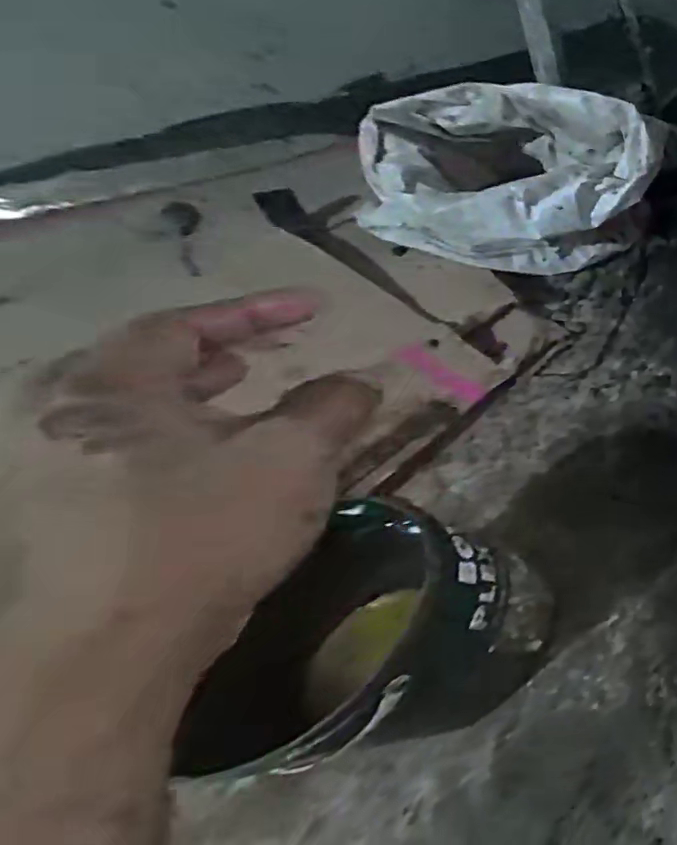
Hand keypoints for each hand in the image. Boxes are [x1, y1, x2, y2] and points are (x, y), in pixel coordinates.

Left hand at [10, 289, 380, 652]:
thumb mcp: (295, 454)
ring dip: (190, 395)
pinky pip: (118, 449)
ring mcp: (40, 477)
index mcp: (100, 396)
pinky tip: (217, 458)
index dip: (253, 311)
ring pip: (123, 410)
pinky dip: (174, 434)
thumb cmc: (204, 530)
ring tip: (242, 396)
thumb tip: (355, 384)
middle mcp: (51, 426)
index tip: (316, 307)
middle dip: (207, 351)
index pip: (177, 327)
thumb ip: (332, 404)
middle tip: (262, 351)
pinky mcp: (51, 520)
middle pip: (133, 364)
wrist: (111, 650)